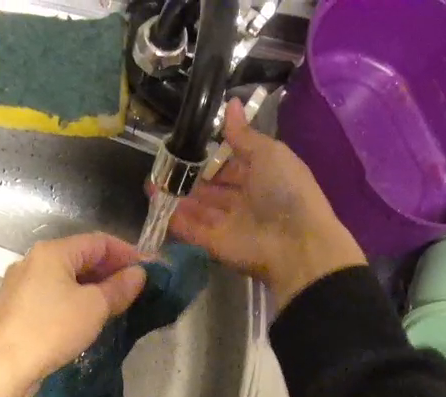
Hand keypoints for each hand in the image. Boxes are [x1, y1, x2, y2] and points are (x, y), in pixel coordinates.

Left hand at [0, 233, 146, 396]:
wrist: (4, 367)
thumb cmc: (51, 330)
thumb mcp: (94, 308)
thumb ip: (119, 288)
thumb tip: (138, 274)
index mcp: (52, 251)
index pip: (98, 241)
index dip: (127, 253)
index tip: (150, 269)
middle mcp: (33, 261)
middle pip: (80, 258)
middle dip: (110, 271)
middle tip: (135, 289)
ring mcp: (21, 285)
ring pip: (65, 279)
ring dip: (92, 288)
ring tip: (116, 304)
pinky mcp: (16, 309)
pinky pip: (52, 297)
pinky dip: (73, 301)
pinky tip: (87, 318)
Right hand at [167, 100, 365, 308]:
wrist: (294, 243)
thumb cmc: (285, 190)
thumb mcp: (268, 153)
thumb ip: (243, 135)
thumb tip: (230, 103)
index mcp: (260, 175)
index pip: (229, 166)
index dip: (209, 158)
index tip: (185, 147)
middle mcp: (242, 200)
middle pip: (211, 189)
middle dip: (189, 179)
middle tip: (162, 167)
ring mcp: (227, 224)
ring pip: (198, 209)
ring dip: (176, 198)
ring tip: (151, 183)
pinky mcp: (214, 244)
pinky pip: (191, 230)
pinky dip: (174, 220)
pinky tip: (156, 205)